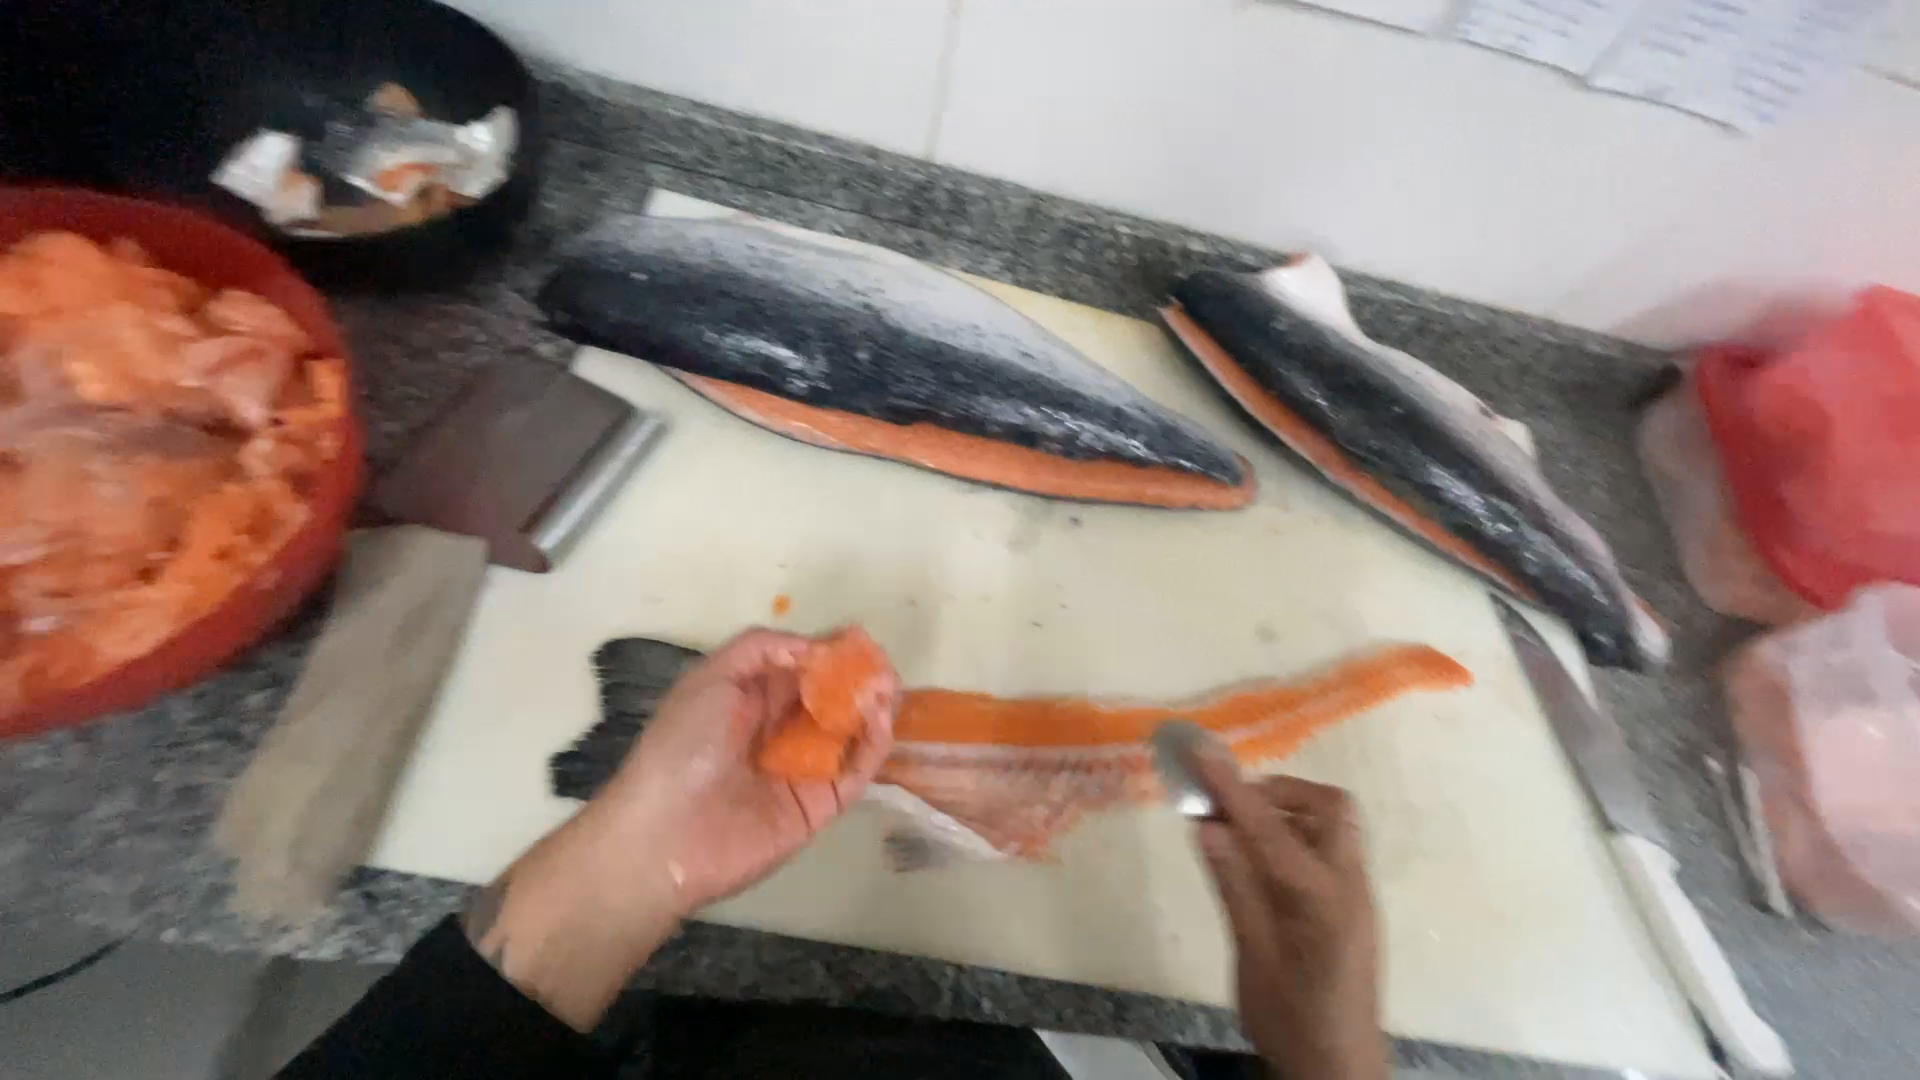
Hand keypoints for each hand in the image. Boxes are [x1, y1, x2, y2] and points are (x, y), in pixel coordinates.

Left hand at [461, 628, 896, 1031]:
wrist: (665, 836)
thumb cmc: (683, 745)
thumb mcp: (713, 677)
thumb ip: (764, 648)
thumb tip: (819, 646)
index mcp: (754, 697)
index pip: (804, 667)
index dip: (833, 652)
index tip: (860, 639)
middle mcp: (782, 729)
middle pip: (834, 696)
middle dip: (861, 677)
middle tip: (883, 667)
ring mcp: (805, 767)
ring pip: (852, 730)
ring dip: (874, 706)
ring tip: (889, 689)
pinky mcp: (821, 804)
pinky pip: (857, 770)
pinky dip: (875, 744)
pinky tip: (881, 719)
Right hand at [1193, 753, 1386, 1079]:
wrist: (1339, 1073)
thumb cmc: (1292, 1020)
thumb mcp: (1253, 956)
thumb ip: (1234, 885)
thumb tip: (1207, 823)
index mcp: (1323, 902)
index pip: (1270, 830)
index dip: (1231, 789)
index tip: (1201, 753)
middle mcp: (1350, 886)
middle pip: (1330, 808)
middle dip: (1280, 792)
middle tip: (1233, 806)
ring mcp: (1357, 895)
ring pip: (1332, 824)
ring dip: (1286, 812)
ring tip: (1241, 832)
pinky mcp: (1353, 906)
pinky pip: (1326, 848)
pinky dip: (1292, 836)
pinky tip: (1259, 861)